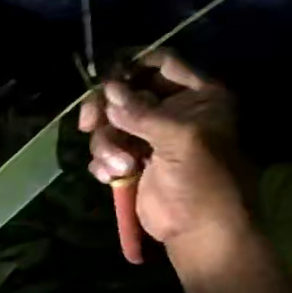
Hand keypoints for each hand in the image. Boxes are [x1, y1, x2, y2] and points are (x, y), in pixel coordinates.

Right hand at [77, 50, 251, 261]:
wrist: (199, 230)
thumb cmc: (202, 180)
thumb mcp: (178, 138)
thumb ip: (141, 111)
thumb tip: (106, 89)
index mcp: (197, 95)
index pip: (160, 63)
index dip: (131, 67)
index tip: (104, 78)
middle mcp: (172, 110)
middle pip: (125, 92)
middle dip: (105, 110)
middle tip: (88, 124)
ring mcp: (149, 137)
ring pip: (110, 123)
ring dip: (107, 145)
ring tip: (121, 168)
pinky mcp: (132, 161)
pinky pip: (105, 150)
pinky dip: (104, 163)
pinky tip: (114, 177)